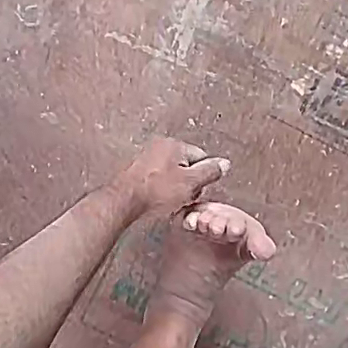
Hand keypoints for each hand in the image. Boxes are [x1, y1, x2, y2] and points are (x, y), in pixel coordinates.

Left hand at [112, 137, 229, 216]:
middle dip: (188, 182)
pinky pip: (156, 181)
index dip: (203, 177)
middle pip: (186, 165)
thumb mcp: (191, 183)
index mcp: (174, 145)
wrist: (123, 202)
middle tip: (183, 197)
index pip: (201, 157)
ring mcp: (146, 159)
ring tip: (168, 201)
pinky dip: (159, 191)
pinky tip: (156, 201)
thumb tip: (224, 164)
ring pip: (170, 174)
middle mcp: (159, 147)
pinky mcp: (136, 172)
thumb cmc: (155, 192)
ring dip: (173, 188)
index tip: (197, 190)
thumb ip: (210, 172)